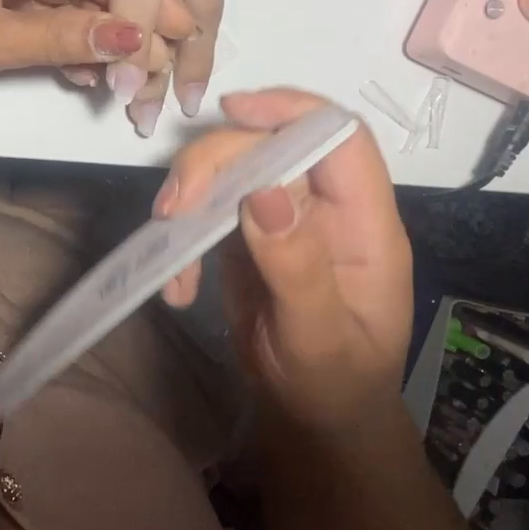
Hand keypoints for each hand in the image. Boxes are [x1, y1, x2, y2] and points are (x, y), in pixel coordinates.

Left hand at [0, 0, 195, 124]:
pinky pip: (31, 38)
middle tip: (166, 62)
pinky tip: (88, 74)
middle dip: (121, 24)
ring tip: (134, 76)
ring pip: (56, 18)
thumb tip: (134, 36)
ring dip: (91, 44)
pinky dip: (59, 55)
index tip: (186, 27)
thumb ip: (58, 37)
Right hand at [154, 90, 412, 430]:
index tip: (232, 111)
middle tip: (171, 208)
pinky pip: (208, 211)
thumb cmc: (334, 385)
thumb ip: (297, 268)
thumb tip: (266, 192)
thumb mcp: (319, 338)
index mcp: (363, 226)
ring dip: (189, 194)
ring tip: (165, 235)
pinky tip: (176, 283)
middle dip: (214, 163)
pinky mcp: (246, 238)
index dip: (292, 109)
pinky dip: (182, 236)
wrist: (314, 419)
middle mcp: (324, 210)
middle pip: (269, 147)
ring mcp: (282, 221)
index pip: (340, 139)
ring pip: (231, 171)